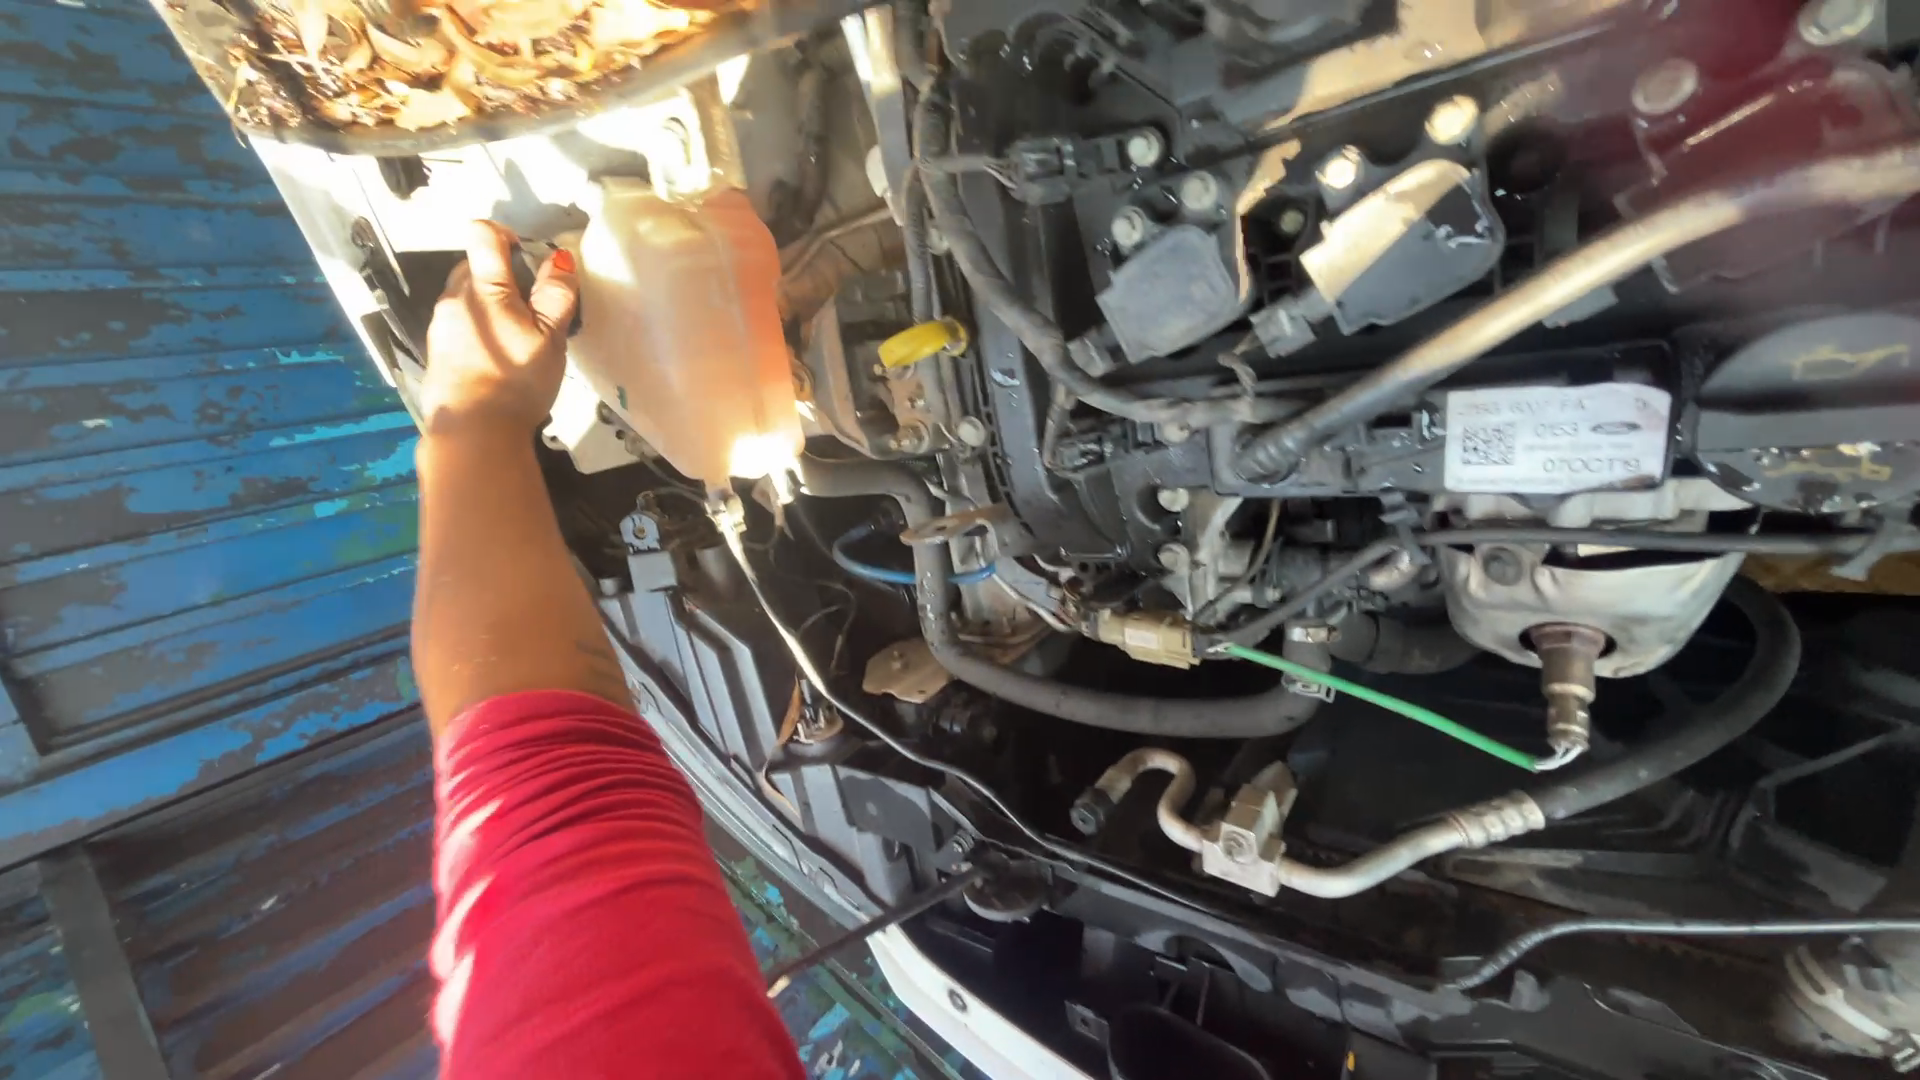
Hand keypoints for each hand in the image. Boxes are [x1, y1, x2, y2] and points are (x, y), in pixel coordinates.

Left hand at [420, 220, 577, 435]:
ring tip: (520, 341)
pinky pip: (462, 325)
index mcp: (483, 288)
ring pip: (469, 298)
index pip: (483, 235)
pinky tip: (501, 361)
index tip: (528, 255)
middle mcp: (454, 297)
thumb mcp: (550, 339)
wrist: (474, 430)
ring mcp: (442, 324)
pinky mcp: (439, 349)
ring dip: (493, 307)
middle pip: (475, 267)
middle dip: (504, 277)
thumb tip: (560, 259)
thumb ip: (555, 296)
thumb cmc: (518, 380)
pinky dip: (483, 331)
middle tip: (535, 310)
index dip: (506, 234)